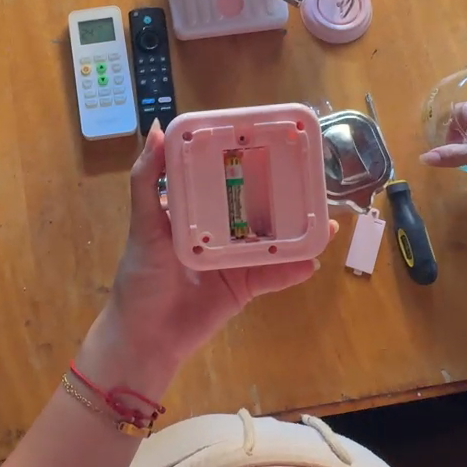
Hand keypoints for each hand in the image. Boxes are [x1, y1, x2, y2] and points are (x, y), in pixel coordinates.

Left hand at [81, 126, 336, 394]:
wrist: (146, 338)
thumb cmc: (142, 277)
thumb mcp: (143, 225)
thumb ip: (147, 179)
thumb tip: (158, 128)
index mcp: (192, 209)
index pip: (220, 175)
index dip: (242, 157)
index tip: (268, 137)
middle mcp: (216, 229)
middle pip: (254, 205)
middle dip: (281, 192)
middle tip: (309, 175)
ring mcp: (233, 259)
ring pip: (271, 239)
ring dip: (297, 229)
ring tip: (325, 217)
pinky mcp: (243, 288)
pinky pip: (273, 275)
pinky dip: (293, 269)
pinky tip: (314, 260)